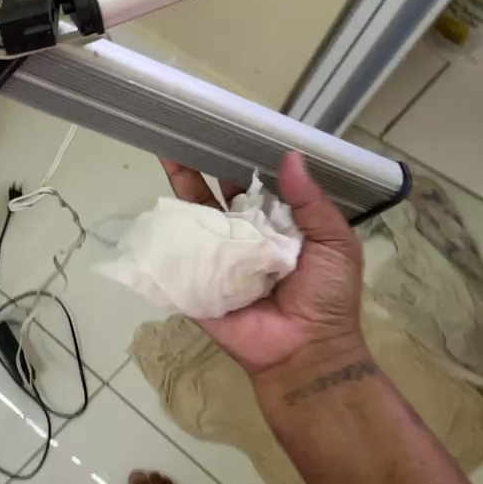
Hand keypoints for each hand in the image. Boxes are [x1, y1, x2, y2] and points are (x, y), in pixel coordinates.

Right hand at [160, 152, 364, 376]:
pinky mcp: (191, 283)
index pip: (247, 187)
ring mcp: (211, 261)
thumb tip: (290, 157)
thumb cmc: (325, 296)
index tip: (219, 134)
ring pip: (188, 223)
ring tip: (162, 158)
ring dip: (175, 195)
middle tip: (179, 137)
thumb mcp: (335, 242)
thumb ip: (311, 203)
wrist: (304, 349)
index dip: (232, 162)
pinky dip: (160, 239)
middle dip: (194, 170)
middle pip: (210, 198)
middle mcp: (236, 239)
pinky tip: (147, 216)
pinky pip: (174, 259)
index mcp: (270, 226)